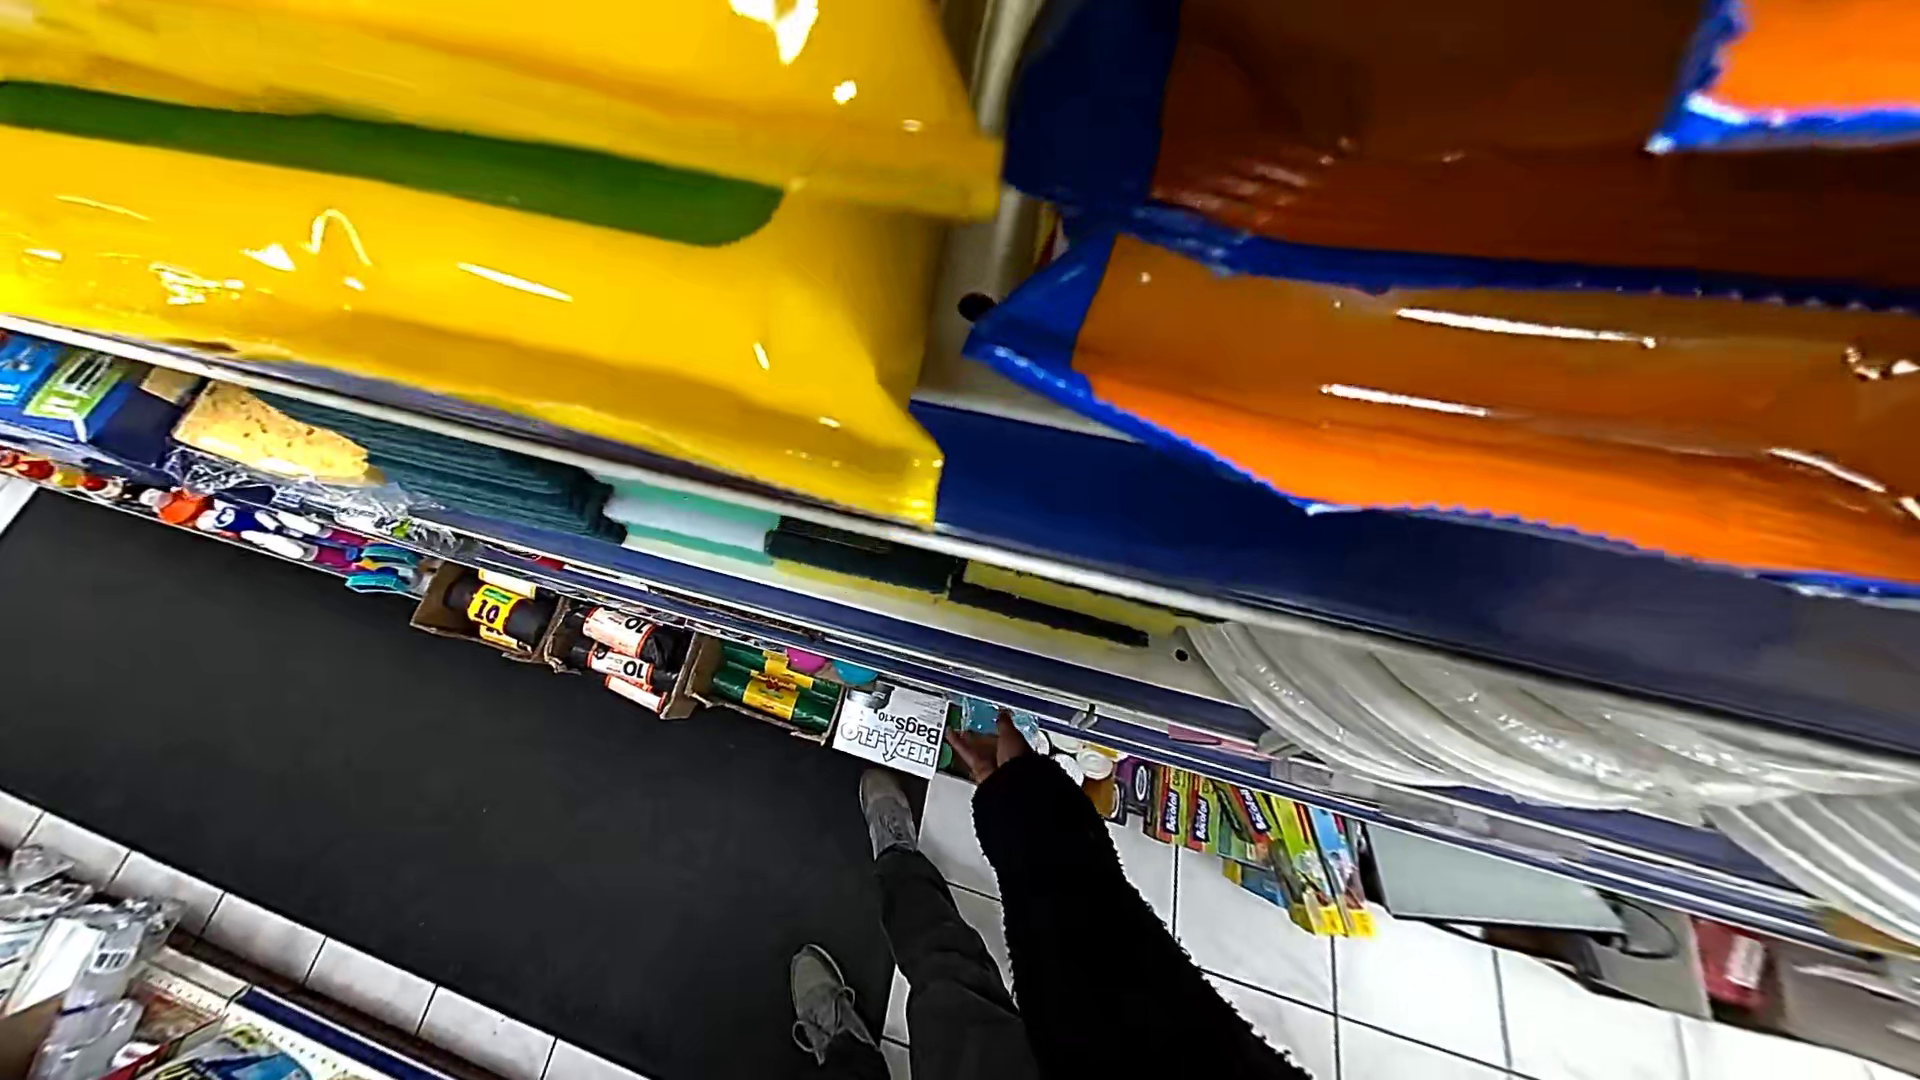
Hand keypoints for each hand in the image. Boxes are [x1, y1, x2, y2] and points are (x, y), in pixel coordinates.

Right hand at [946, 707, 1030, 782]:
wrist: (1009, 782)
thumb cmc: (1017, 759)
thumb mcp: (1010, 734)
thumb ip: (1004, 722)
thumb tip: (1003, 711)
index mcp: (1018, 749)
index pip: (1007, 735)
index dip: (997, 726)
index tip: (989, 718)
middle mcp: (1006, 759)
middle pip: (990, 744)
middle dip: (979, 735)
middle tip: (970, 726)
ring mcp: (992, 765)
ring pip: (977, 750)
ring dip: (967, 739)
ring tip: (957, 730)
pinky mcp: (980, 771)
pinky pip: (968, 755)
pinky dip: (959, 745)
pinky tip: (951, 735)